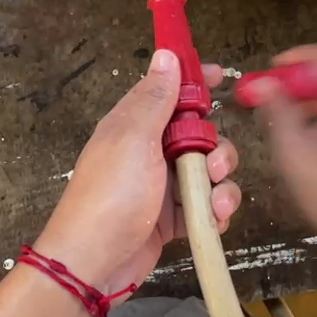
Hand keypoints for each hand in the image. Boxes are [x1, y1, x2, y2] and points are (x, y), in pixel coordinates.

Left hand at [32, 50, 241, 295]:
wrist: (95, 263)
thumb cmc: (112, 194)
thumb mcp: (134, 138)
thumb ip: (155, 98)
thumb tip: (166, 54)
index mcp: (134, 124)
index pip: (169, 91)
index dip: (196, 81)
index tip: (222, 76)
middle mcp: (149, 151)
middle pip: (199, 134)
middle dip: (216, 147)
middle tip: (212, 164)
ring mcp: (162, 187)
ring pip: (208, 172)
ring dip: (220, 183)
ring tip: (214, 201)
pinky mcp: (172, 219)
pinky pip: (205, 206)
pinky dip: (214, 212)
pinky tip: (212, 221)